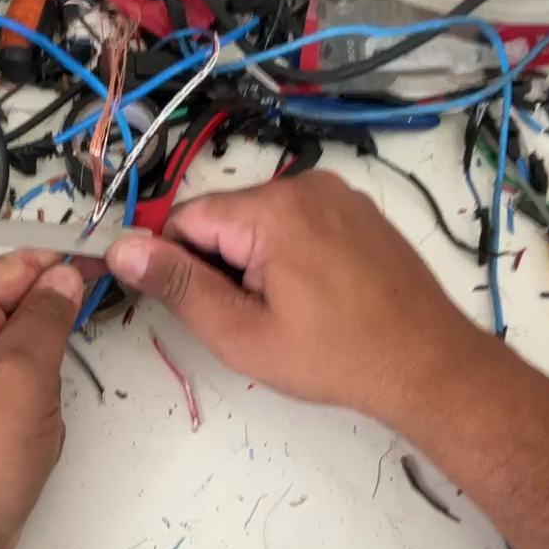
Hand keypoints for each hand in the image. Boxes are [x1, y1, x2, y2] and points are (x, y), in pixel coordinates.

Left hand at [0, 250, 83, 548]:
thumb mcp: (23, 380)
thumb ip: (46, 318)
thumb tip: (65, 273)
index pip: (10, 268)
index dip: (61, 263)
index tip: (112, 262)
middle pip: (12, 304)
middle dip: (50, 331)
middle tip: (70, 362)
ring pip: (19, 344)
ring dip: (44, 371)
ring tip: (39, 414)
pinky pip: (11, 377)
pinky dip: (34, 392)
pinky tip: (32, 426)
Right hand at [104, 171, 487, 418]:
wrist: (427, 364)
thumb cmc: (330, 357)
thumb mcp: (240, 332)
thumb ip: (178, 285)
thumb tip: (122, 246)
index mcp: (271, 210)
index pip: (185, 219)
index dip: (177, 265)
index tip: (196, 307)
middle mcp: (305, 184)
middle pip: (223, 218)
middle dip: (218, 265)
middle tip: (247, 319)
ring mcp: (338, 194)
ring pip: (258, 223)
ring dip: (250, 263)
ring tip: (283, 312)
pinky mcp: (358, 210)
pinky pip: (296, 223)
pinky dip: (285, 255)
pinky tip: (309, 297)